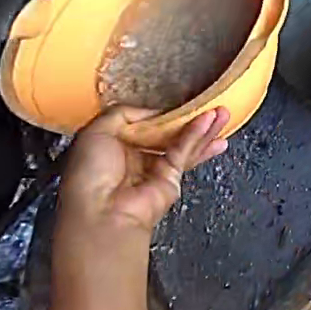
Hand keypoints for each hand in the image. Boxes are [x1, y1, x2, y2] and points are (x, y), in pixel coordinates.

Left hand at [57, 107, 228, 240]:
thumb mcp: (96, 130)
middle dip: (189, 118)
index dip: (161, 111)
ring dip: (204, 128)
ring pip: (183, 143)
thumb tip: (151, 111)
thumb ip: (123, 113)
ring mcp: (155, 169)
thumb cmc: (88, 176)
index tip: (177, 99)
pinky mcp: (171, 178)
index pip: (144, 123)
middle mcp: (136, 157)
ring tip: (222, 113)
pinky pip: (185, 152)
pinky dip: (198, 136)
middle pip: (168, 132)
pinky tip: (209, 123)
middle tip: (208, 103)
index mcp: (114, 144)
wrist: (102, 211)